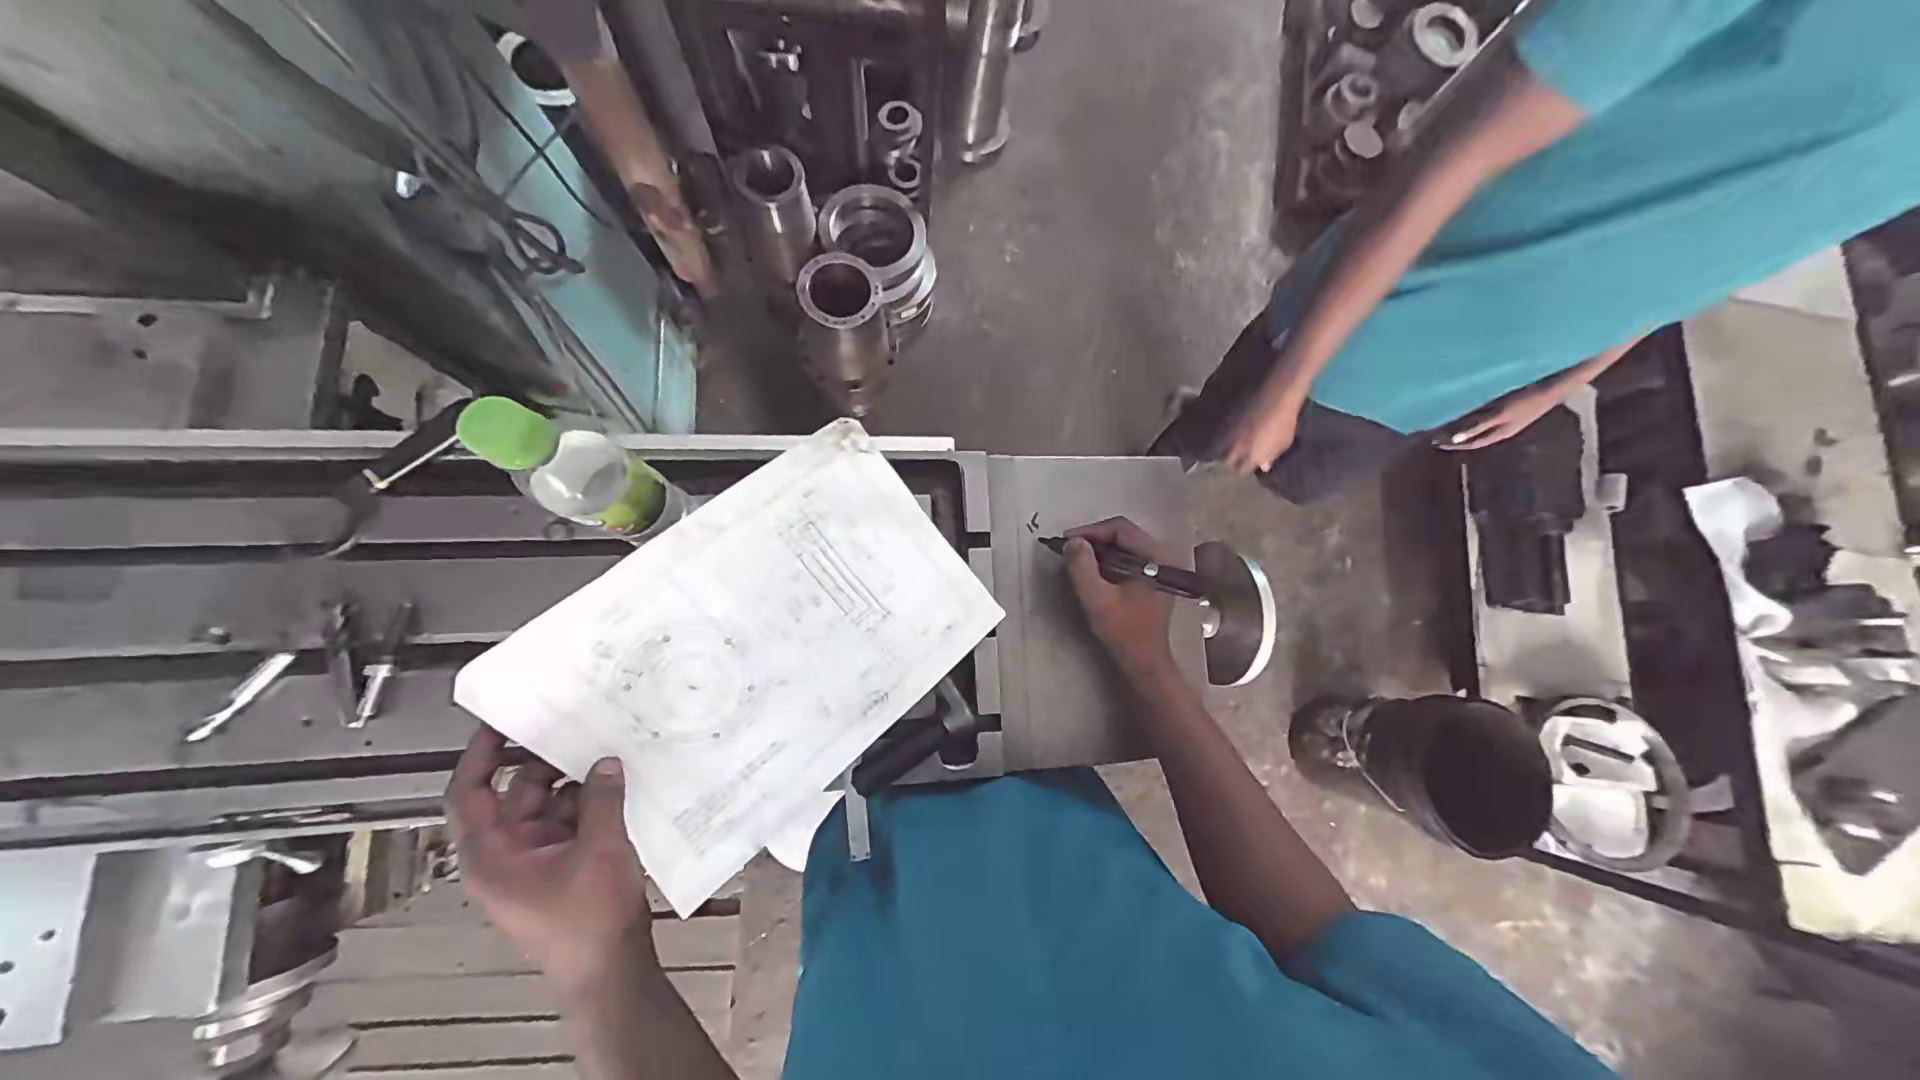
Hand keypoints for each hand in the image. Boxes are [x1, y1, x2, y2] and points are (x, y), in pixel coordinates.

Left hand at [446, 727, 653, 992]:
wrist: (610, 969)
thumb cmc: (589, 916)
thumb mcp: (600, 849)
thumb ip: (602, 799)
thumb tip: (606, 761)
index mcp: (491, 855)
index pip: (470, 793)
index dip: (481, 754)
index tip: (502, 721)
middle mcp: (508, 853)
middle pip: (516, 793)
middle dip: (547, 762)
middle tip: (580, 727)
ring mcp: (537, 858)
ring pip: (550, 804)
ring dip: (577, 781)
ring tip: (609, 752)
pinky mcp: (565, 863)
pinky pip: (572, 819)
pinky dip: (592, 801)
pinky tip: (620, 782)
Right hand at [1063, 517, 1177, 672]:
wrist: (1144, 660)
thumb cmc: (1123, 632)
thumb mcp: (1096, 600)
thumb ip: (1082, 568)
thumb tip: (1073, 541)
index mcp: (1155, 557)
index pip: (1120, 528)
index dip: (1090, 531)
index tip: (1066, 541)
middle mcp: (1162, 555)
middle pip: (1123, 534)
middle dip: (1093, 539)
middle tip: (1069, 549)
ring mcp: (1160, 565)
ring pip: (1124, 545)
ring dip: (1099, 549)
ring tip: (1077, 559)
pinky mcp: (1153, 575)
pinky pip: (1127, 557)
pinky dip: (1107, 559)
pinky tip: (1092, 570)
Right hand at [1221, 395, 1300, 474]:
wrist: (1278, 400)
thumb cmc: (1284, 424)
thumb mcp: (1284, 443)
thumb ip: (1271, 456)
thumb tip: (1263, 467)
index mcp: (1253, 456)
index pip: (1241, 471)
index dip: (1243, 472)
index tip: (1245, 470)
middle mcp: (1239, 448)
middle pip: (1228, 461)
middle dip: (1231, 463)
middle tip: (1237, 461)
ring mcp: (1234, 435)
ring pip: (1225, 448)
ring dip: (1228, 450)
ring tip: (1233, 449)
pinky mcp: (1232, 423)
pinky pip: (1227, 435)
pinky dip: (1229, 438)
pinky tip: (1234, 436)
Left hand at [1441, 382, 1563, 450]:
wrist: (1557, 384)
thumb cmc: (1528, 399)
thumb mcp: (1499, 413)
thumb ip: (1477, 425)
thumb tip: (1454, 438)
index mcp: (1499, 433)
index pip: (1470, 442)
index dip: (1452, 443)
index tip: (1434, 442)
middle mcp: (1501, 428)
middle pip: (1472, 435)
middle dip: (1453, 436)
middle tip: (1433, 435)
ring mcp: (1506, 419)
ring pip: (1477, 426)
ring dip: (1461, 427)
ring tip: (1442, 426)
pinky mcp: (1509, 409)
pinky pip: (1485, 416)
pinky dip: (1471, 417)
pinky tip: (1463, 411)